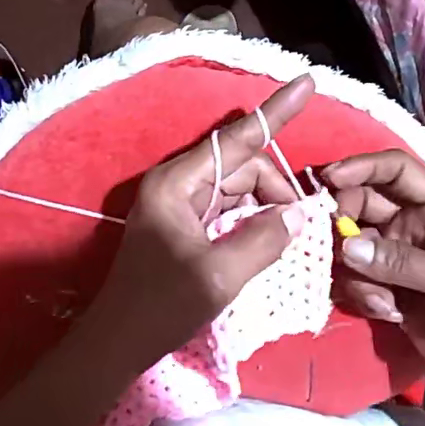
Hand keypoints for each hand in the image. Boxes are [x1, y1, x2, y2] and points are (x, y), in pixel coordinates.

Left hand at [79, 76, 317, 367]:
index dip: (275, 113)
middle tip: (299, 224)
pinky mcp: (183, 225)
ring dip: (264, 205)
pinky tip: (268, 237)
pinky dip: (251, 219)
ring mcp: (179, 204)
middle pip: (241, 165)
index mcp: (177, 184)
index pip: (236, 139)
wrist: (118, 342)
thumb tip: (298, 214)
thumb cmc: (161, 306)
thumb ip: (263, 239)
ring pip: (237, 187)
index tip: (306, 82)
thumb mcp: (219, 275)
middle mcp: (177, 184)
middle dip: (274, 188)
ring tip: (286, 234)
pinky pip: (227, 208)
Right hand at [324, 149, 424, 388]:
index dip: (363, 166)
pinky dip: (360, 292)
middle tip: (337, 247)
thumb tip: (346, 246)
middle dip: (344, 220)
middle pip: (363, 201)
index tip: (330, 179)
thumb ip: (403, 262)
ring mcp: (396, 255)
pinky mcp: (384, 286)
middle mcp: (414, 224)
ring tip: (380, 301)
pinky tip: (388, 314)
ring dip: (354, 269)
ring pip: (351, 242)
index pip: (397, 169)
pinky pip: (354, 277)